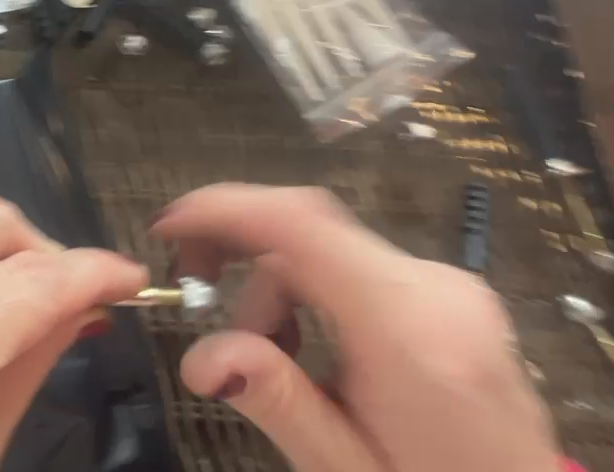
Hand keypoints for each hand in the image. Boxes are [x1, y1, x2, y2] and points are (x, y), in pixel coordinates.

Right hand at [155, 184, 558, 471]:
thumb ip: (278, 403)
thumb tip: (199, 356)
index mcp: (411, 332)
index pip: (301, 226)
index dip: (222, 209)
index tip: (165, 226)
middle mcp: (436, 289)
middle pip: (305, 228)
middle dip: (235, 249)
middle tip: (189, 288)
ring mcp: (449, 287)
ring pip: (324, 248)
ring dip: (273, 285)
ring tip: (265, 353)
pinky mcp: (449, 297)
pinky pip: (352, 265)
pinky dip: (307, 289)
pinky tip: (305, 345)